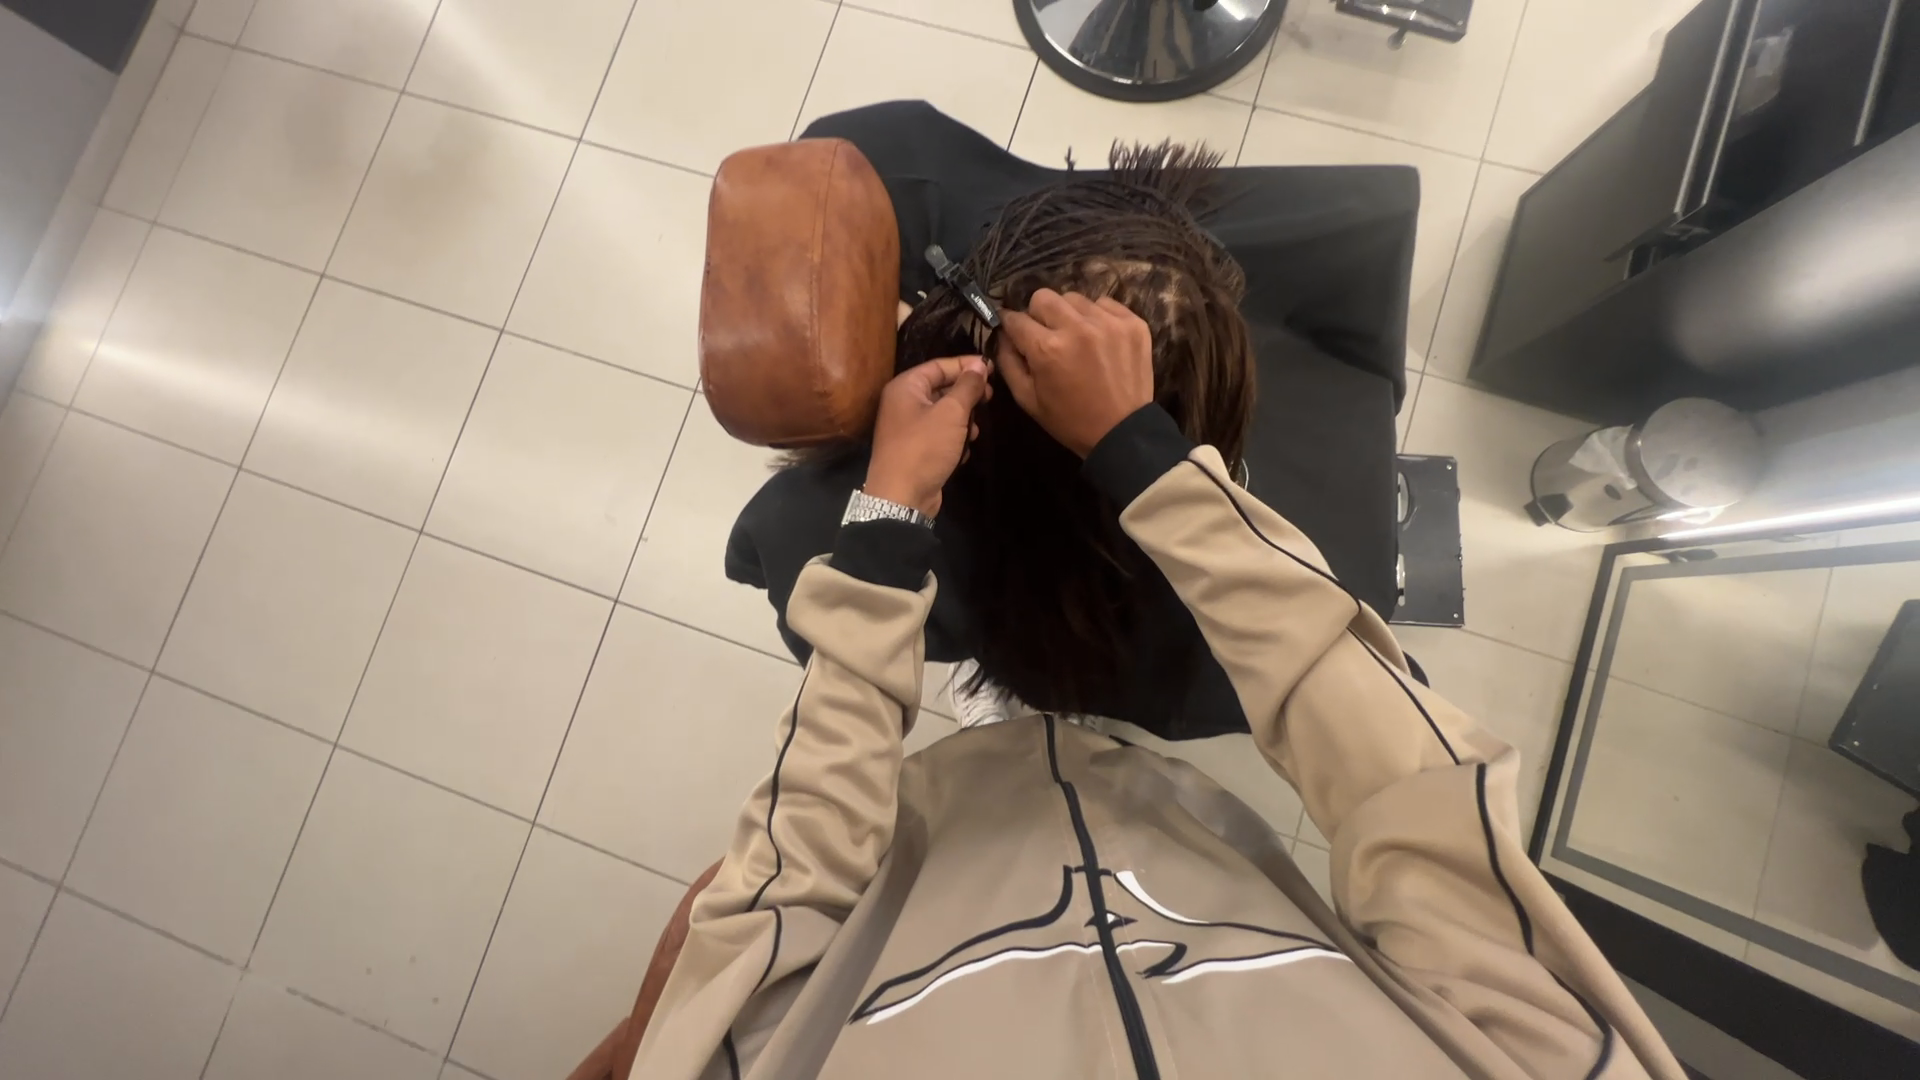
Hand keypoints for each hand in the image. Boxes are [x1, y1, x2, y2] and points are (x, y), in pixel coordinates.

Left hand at [865, 356, 991, 516]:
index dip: (966, 365)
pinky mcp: (916, 450)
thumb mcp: (951, 413)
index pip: (939, 366)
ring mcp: (908, 429)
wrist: (902, 497)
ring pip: (943, 415)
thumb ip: (967, 386)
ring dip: (963, 421)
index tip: (992, 369)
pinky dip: (953, 441)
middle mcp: (903, 403)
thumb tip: (980, 365)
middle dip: (967, 396)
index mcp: (906, 387)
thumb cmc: (925, 447)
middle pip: (941, 389)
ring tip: (974, 432)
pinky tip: (963, 452)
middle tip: (989, 399)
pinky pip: (939, 436)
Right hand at [997, 288, 1153, 456]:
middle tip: (1047, 335)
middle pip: (1043, 297)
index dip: (1010, 326)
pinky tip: (1099, 340)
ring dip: (1069, 315)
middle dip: (1038, 315)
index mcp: (1047, 349)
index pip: (1015, 318)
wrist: (1122, 432)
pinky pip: (1104, 304)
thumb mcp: (1027, 400)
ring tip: (1076, 338)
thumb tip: (1002, 334)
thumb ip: (1008, 362)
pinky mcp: (1132, 323)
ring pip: (1074, 298)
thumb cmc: (1069, 421)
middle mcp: (1077, 327)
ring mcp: (1108, 322)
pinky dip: (1097, 317)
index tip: (1015, 332)